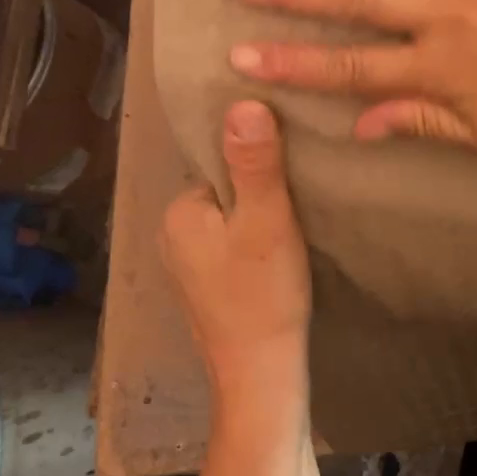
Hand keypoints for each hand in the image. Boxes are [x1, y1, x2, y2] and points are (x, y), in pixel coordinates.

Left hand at [161, 101, 309, 394]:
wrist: (261, 375)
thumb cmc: (263, 294)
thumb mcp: (267, 219)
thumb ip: (254, 162)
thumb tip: (244, 100)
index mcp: (179, 212)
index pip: (223, 161)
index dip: (261, 161)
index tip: (295, 166)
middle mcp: (173, 234)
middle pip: (229, 187)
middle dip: (263, 187)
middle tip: (304, 197)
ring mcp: (189, 264)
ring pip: (234, 215)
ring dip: (264, 214)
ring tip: (300, 220)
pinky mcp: (209, 285)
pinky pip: (235, 241)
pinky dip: (259, 239)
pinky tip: (284, 250)